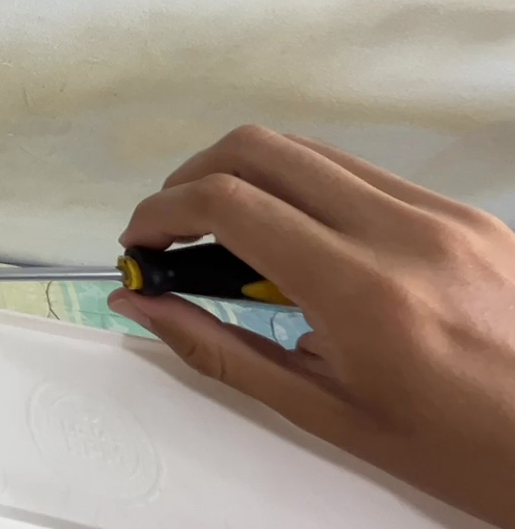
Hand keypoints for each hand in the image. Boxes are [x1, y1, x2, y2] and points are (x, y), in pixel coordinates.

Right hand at [109, 125, 514, 526]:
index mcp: (366, 291)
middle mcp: (405, 233)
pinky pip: (349, 168)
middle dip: (188, 178)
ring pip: (298, 148)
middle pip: (253, 149)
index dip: (158, 211)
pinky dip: (293, 183)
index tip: (141, 244)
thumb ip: (215, 348)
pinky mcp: (467, 214)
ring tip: (228, 228)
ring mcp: (445, 215)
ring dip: (238, 174)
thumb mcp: (326, 413)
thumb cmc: (466, 452)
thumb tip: (133, 300)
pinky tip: (295, 233)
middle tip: (176, 228)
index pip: (226, 202)